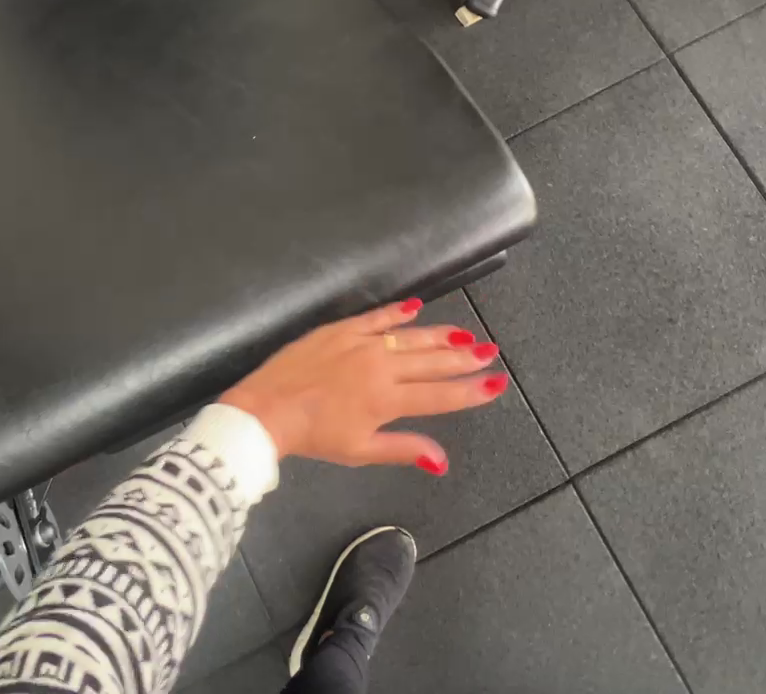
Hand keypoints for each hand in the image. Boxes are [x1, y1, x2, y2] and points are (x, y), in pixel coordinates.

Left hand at [217, 299, 507, 475]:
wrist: (269, 408)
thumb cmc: (314, 435)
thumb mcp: (360, 450)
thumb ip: (403, 449)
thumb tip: (442, 460)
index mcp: (388, 400)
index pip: (440, 395)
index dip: (471, 391)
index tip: (496, 383)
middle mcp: (381, 367)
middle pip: (432, 362)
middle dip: (465, 358)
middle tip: (491, 350)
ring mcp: (361, 344)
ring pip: (410, 337)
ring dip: (440, 335)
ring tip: (465, 333)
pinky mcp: (341, 329)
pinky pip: (376, 317)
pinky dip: (397, 312)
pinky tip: (416, 306)